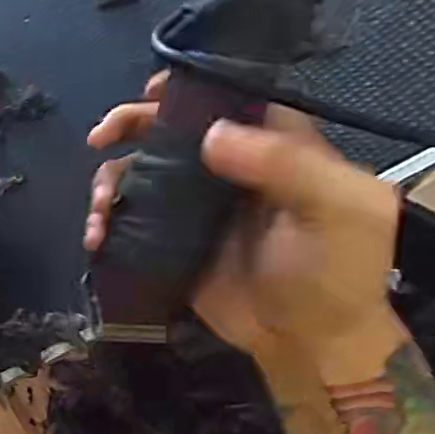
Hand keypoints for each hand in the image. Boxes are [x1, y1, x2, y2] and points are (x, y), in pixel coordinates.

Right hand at [84, 74, 405, 381]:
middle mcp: (232, 170)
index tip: (151, 92)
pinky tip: (97, 238)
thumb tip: (211, 135)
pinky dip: (109, 223)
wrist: (309, 344)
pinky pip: (134, 223)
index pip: (228, 100)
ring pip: (144, 175)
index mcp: (276, 148)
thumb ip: (286, 163)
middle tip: (102, 137)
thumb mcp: (337, 209)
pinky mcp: (174, 245)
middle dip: (131, 127)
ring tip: (99, 210)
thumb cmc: (337, 274)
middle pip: (173, 132)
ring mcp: (198, 209)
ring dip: (111, 182)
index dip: (187, 89)